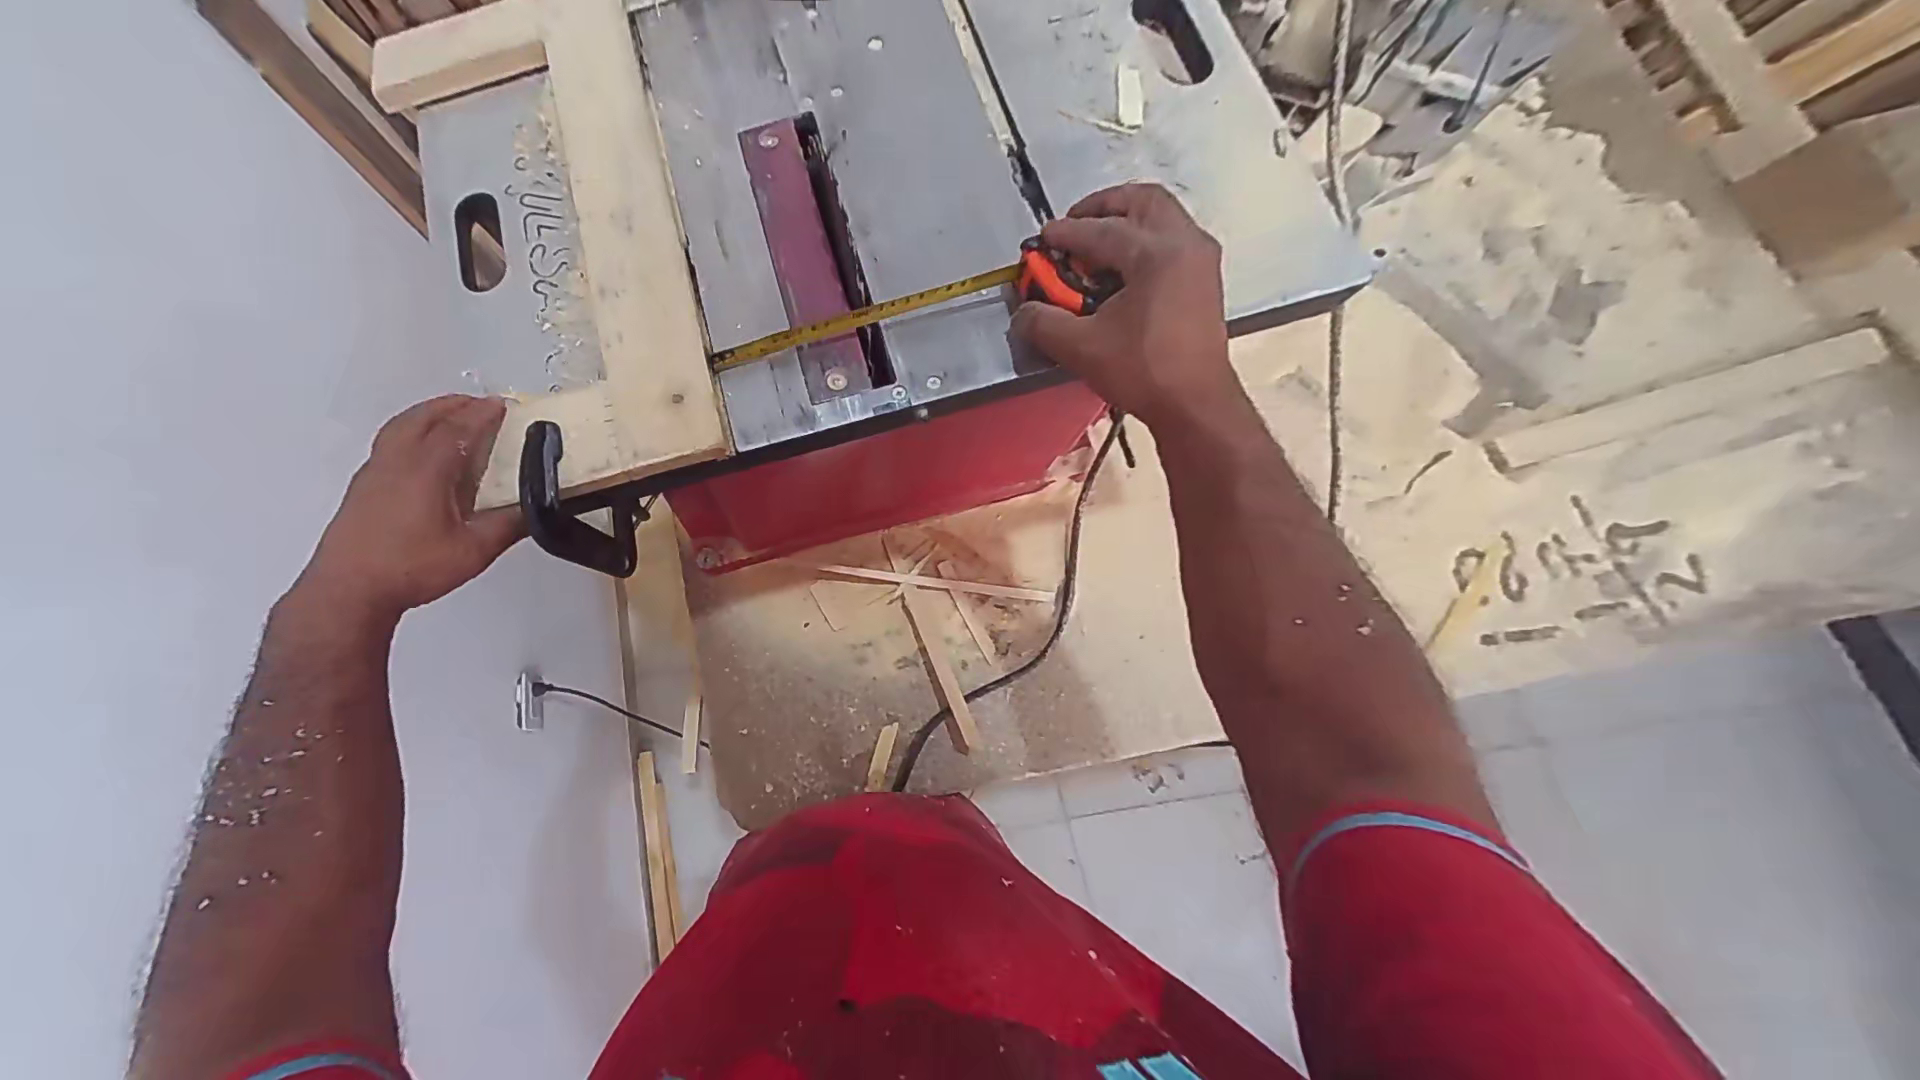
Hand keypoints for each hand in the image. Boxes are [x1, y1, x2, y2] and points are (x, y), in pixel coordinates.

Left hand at [300, 395, 522, 622]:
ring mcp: (374, 473)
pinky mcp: (364, 487)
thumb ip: (510, 524)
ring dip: (429, 414)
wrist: (349, 590)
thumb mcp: (476, 549)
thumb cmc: (414, 567)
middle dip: (452, 405)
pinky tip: (426, 449)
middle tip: (480, 403)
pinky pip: (391, 443)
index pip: (456, 430)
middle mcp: (396, 463)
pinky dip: (413, 431)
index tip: (505, 405)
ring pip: (400, 428)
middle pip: (422, 419)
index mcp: (425, 471)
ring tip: (452, 416)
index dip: (482, 415)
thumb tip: (541, 506)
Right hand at [1010, 183, 1240, 429]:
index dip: (1064, 234)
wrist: (1195, 405)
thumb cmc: (1144, 372)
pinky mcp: (1205, 281)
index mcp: (1156, 253)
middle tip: (1074, 225)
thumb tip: (1024, 312)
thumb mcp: (1081, 348)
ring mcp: (1201, 260)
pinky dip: (1144, 241)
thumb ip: (1044, 323)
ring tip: (1096, 246)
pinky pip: (1172, 240)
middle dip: (1102, 207)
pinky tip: (1122, 270)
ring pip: (1161, 217)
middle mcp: (1185, 244)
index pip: (1100, 231)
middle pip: (1141, 201)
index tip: (1042, 240)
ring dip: (1126, 221)